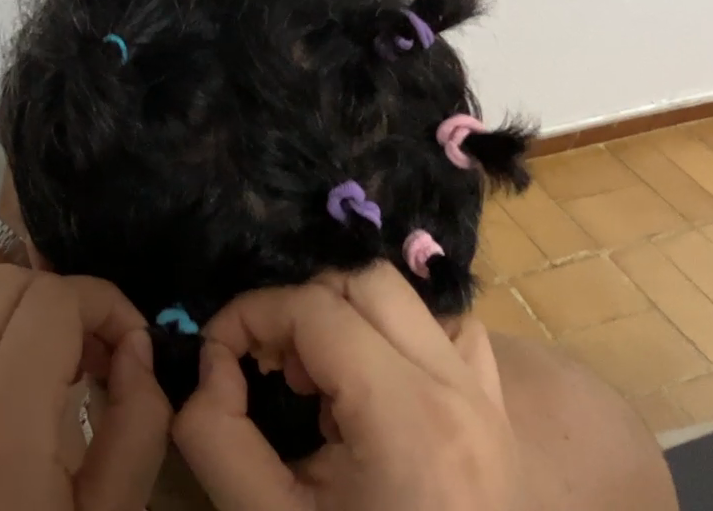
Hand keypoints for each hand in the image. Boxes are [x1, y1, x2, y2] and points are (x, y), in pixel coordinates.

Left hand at [0, 264, 171, 510]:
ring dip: (13, 319)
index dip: (105, 303)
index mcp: (1, 425)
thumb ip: (136, 427)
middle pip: (7, 287)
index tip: (133, 344)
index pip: (54, 301)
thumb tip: (136, 348)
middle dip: (65, 304)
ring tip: (46, 372)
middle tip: (95, 359)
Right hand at [172, 263, 517, 510]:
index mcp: (409, 422)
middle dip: (298, 305)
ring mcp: (490, 402)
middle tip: (268, 364)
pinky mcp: (498, 416)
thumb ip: (215, 431)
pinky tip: (370, 380)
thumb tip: (214, 360)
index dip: (250, 314)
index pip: (315, 308)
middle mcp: (460, 393)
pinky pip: (451, 333)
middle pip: (365, 282)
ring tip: (318, 378)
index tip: (218, 352)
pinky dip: (398, 333)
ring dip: (347, 314)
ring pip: (409, 297)